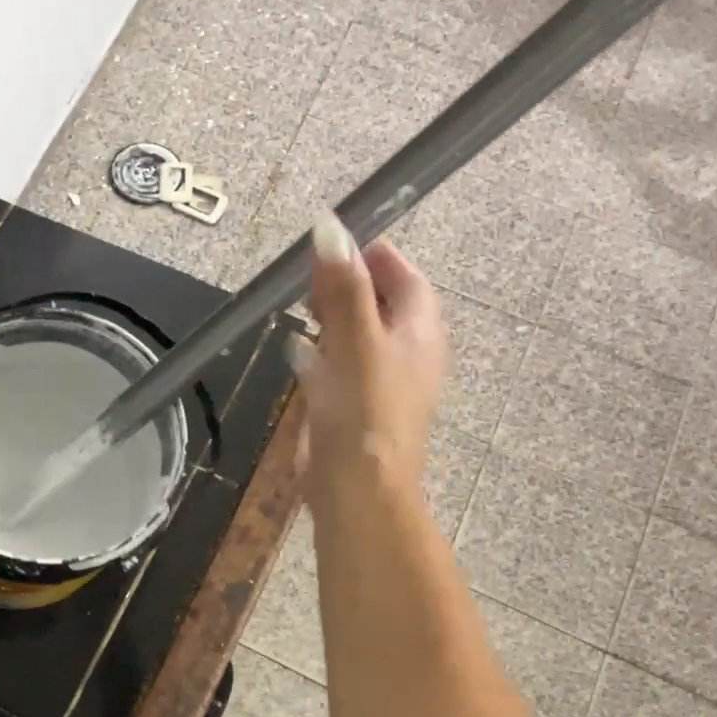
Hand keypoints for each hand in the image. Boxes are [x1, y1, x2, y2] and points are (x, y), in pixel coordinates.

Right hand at [288, 212, 449, 504]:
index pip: (404, 277)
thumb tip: (330, 227)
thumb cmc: (364, 413)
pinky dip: (320, 348)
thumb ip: (343, 288)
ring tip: (299, 303)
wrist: (356, 488)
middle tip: (308, 273)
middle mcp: (406, 352)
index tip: (335, 241)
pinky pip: (339, 364)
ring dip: (333, 315)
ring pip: (358, 333)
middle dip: (349, 283)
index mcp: (419, 332)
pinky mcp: (352, 405)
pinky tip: (296, 349)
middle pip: (381, 303)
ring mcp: (379, 381)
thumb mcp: (355, 343)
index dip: (374, 254)